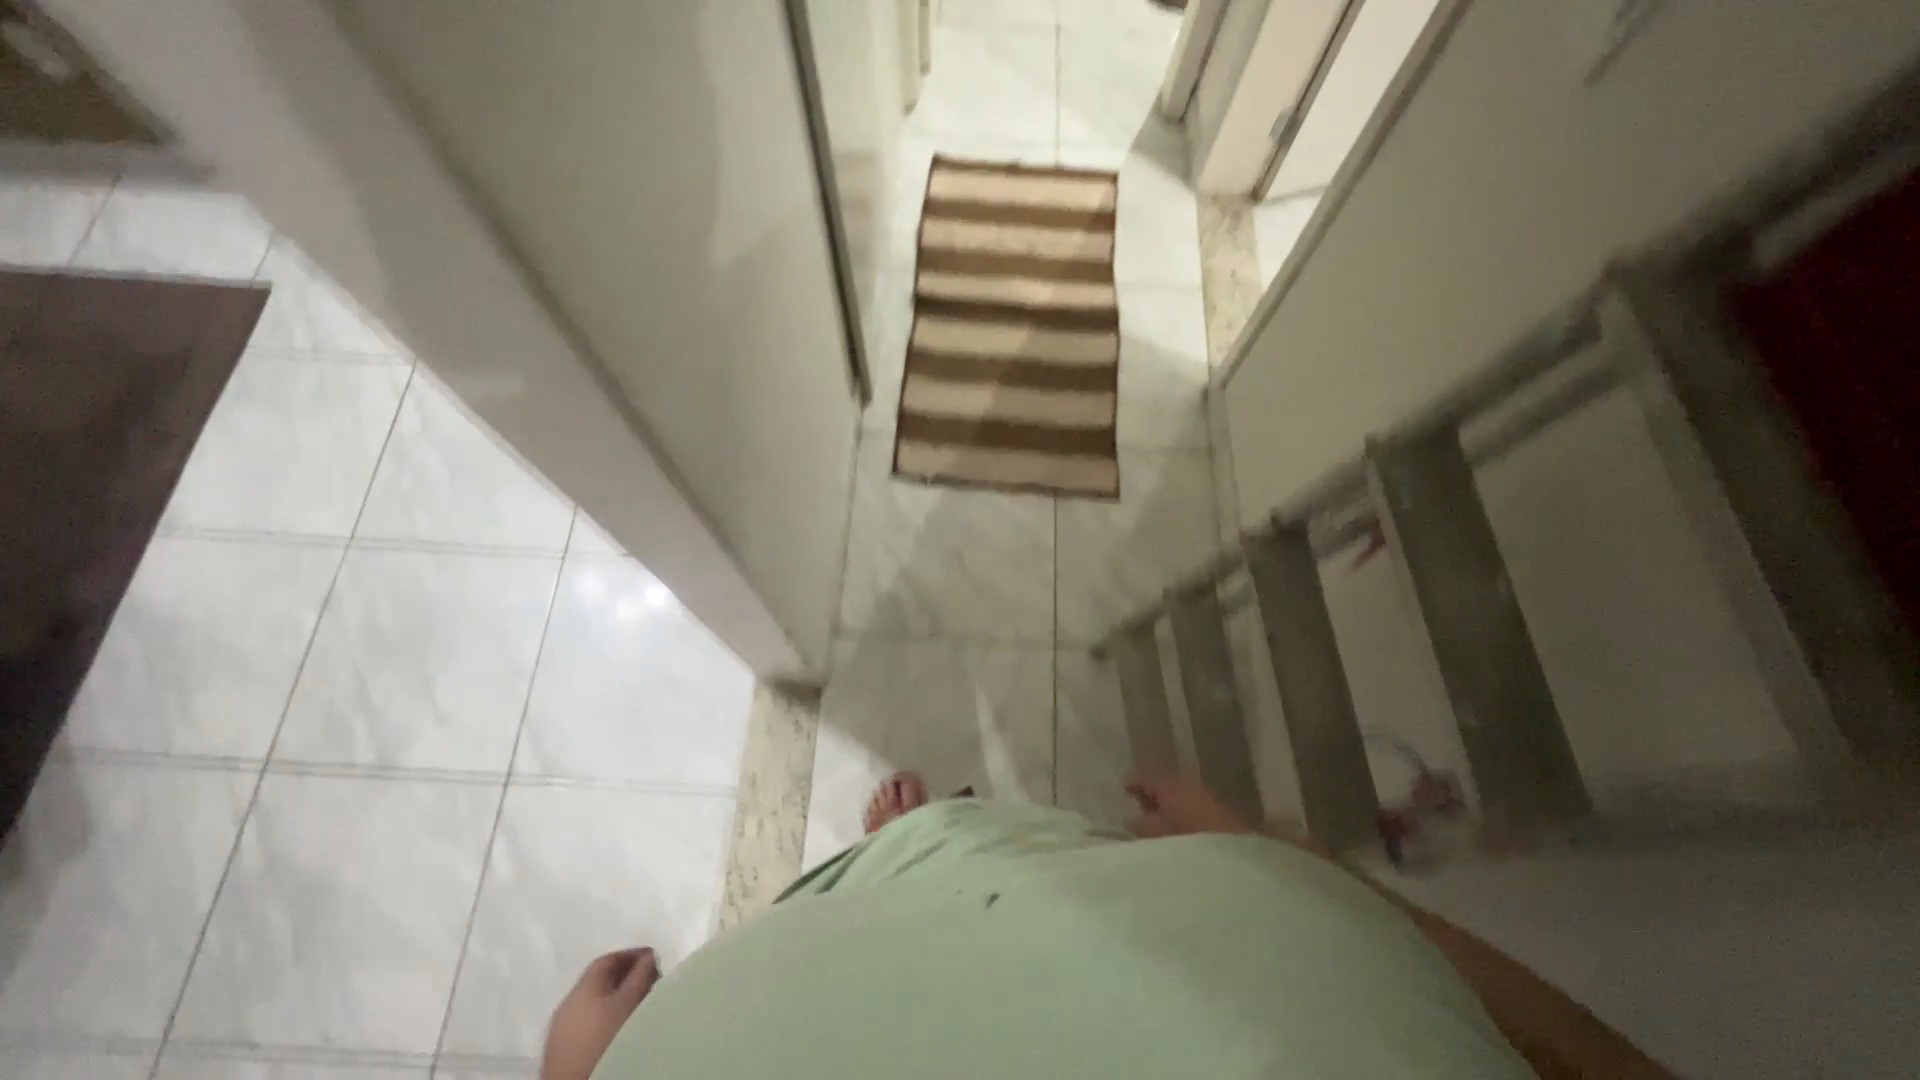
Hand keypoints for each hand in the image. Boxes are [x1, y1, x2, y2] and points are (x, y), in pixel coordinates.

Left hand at [542, 947, 658, 1079]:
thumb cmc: (606, 1038)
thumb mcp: (630, 1002)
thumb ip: (641, 976)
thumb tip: (650, 956)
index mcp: (582, 987)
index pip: (607, 960)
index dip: (632, 955)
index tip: (654, 958)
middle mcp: (567, 1003)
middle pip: (600, 982)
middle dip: (626, 978)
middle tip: (652, 981)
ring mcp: (561, 1029)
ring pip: (594, 1004)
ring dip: (616, 1000)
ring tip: (639, 1007)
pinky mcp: (561, 1051)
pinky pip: (588, 1024)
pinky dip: (606, 1019)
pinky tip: (620, 1030)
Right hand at [1123, 773, 1255, 837]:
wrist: (1236, 860)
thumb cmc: (1187, 842)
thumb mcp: (1155, 835)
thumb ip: (1140, 826)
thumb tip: (1130, 819)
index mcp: (1170, 784)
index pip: (1145, 778)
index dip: (1131, 785)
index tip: (1120, 795)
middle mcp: (1189, 785)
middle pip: (1164, 787)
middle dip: (1150, 799)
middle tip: (1135, 813)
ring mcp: (1208, 800)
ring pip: (1181, 800)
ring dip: (1168, 811)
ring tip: (1155, 829)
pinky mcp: (1222, 817)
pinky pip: (1194, 811)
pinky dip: (1183, 819)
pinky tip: (1178, 837)